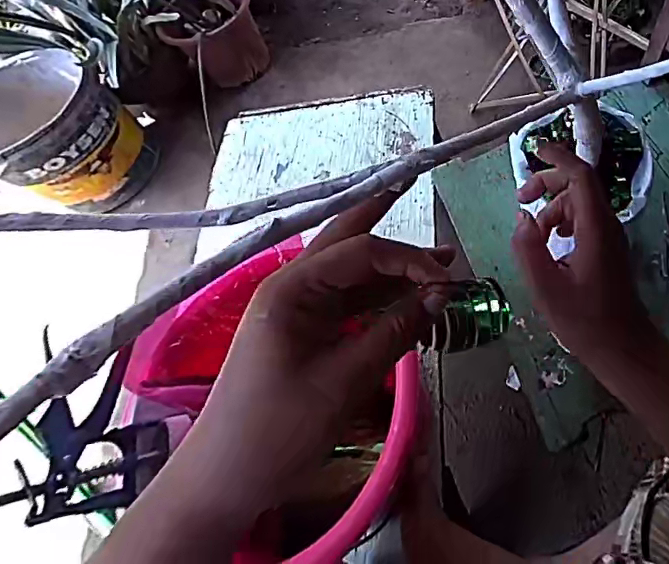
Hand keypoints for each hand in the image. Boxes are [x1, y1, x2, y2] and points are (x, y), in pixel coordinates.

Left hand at [108, 189, 452, 561]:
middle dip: (383, 217)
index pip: (361, 253)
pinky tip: (410, 295)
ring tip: (439, 259)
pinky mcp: (305, 328)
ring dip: (392, 266)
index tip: (446, 281)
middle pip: (346, 239)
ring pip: (352, 271)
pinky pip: (349, 300)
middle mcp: (294, 285)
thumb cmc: (275, 430)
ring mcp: (298, 306)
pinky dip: (381, 296)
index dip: (408, 260)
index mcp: (292, 287)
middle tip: (414, 187)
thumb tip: (438, 298)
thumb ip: (393, 333)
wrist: (222, 482)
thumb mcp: (341, 382)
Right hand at [511, 140, 653, 361]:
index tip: (535, 149)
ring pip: (577, 202)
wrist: (625, 349)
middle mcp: (606, 224)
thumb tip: (522, 218)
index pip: (580, 175)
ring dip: (551, 208)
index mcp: (594, 227)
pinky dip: (561, 222)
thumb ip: (529, 249)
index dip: (558, 157)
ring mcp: (609, 235)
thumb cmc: (587, 321)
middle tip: (520, 197)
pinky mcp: (607, 247)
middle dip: (546, 182)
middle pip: (577, 183)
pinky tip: (551, 244)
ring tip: (534, 236)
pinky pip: (582, 219)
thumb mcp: (547, 288)